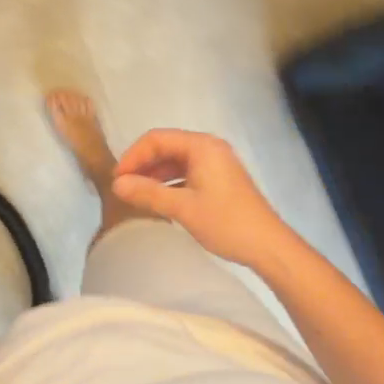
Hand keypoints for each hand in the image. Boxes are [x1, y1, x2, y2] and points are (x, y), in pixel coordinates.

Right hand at [111, 129, 302, 271]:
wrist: (267, 245)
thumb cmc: (226, 222)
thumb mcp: (183, 208)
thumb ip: (148, 193)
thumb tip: (117, 184)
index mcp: (202, 146)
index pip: (157, 139)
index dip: (133, 156)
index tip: (117, 179)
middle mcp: (209, 147)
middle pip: (166, 147)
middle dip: (142, 165)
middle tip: (123, 188)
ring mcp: (216, 163)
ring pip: (176, 161)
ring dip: (155, 175)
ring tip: (136, 196)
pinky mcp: (220, 179)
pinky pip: (187, 173)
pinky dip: (170, 183)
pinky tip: (159, 200)